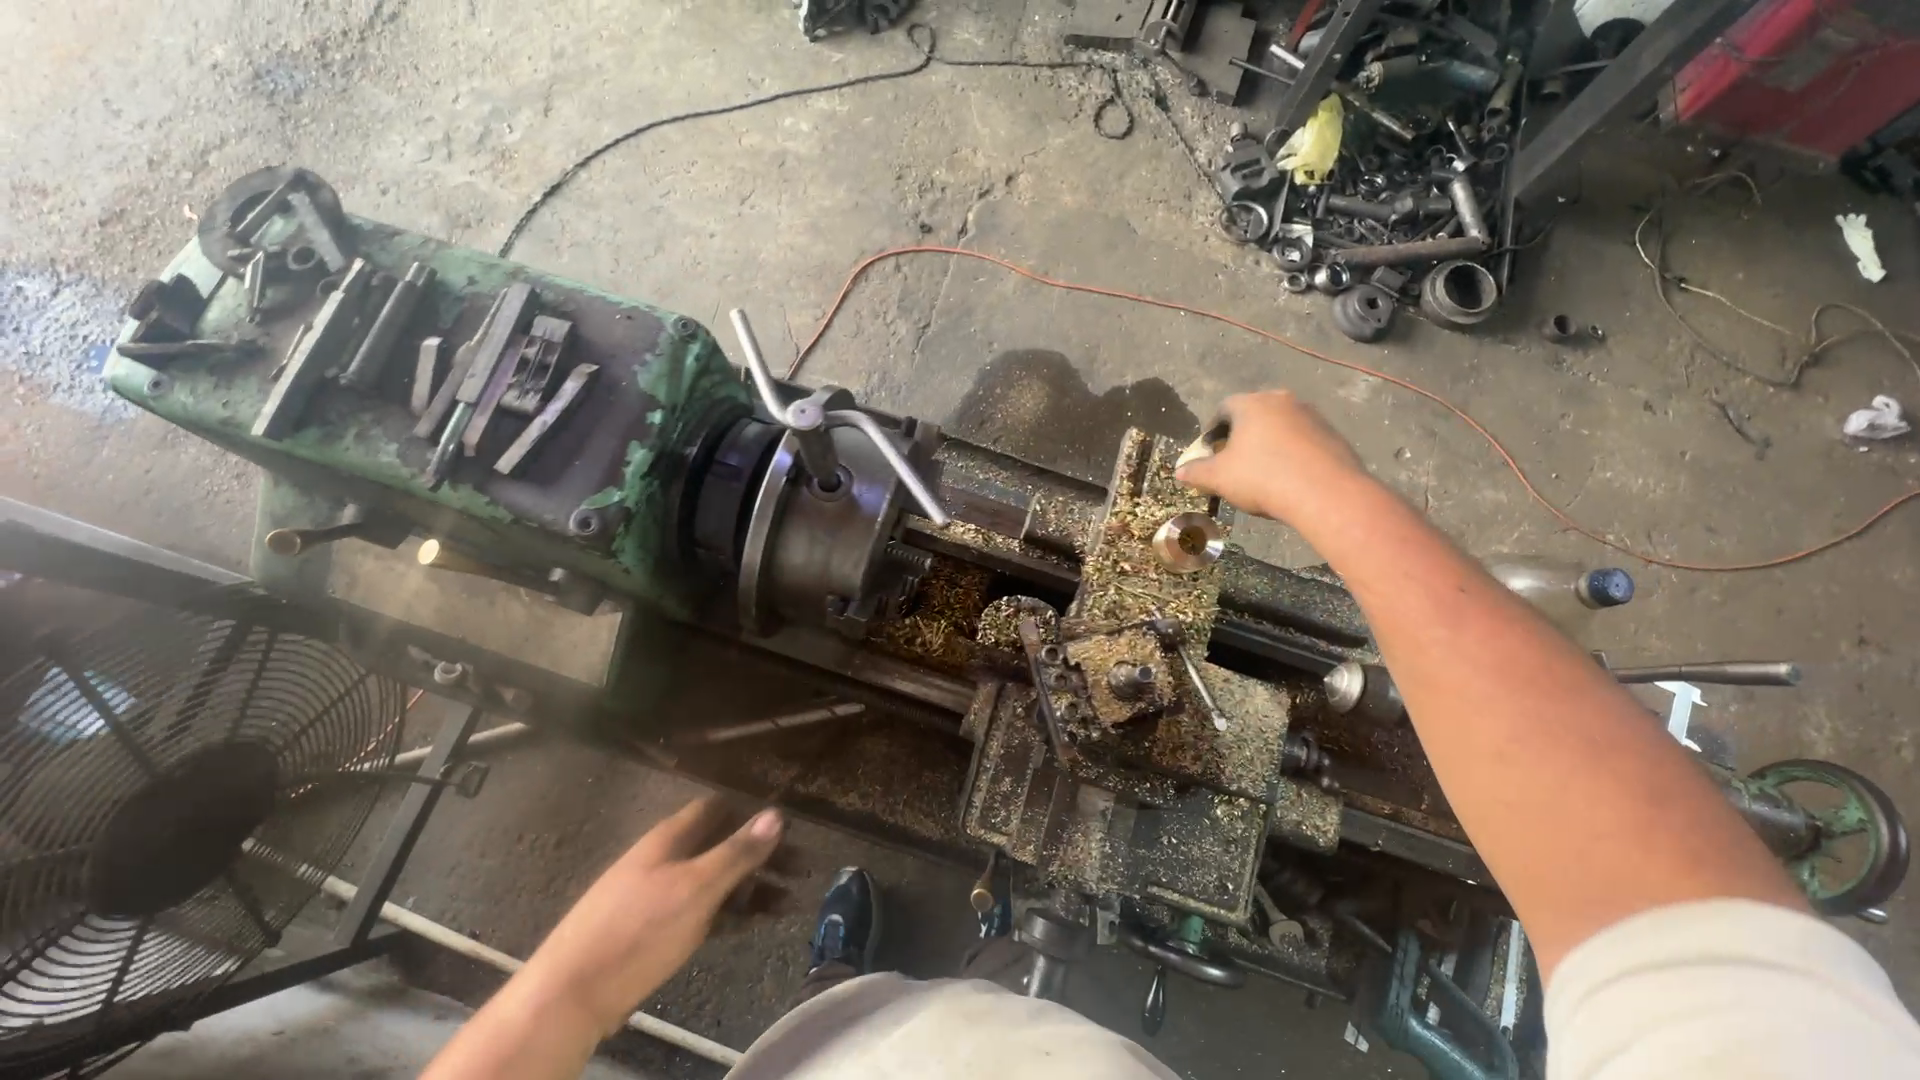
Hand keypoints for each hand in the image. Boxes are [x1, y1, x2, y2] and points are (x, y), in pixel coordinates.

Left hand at [513, 798, 784, 1035]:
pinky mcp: (658, 929)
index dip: (753, 813)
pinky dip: (733, 912)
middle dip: (763, 855)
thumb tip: (776, 814)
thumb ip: (736, 852)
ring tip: (790, 902)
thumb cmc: (638, 930)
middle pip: (722, 845)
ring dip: (753, 887)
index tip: (790, 827)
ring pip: (716, 881)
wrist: (572, 994)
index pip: (718, 808)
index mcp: (670, 837)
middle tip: (803, 869)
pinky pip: (705, 910)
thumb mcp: (695, 888)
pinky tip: (756, 923)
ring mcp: (661, 895)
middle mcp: (666, 858)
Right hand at [1174, 390, 1366, 522]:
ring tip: (1264, 470)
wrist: (1324, 492)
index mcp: (1251, 404)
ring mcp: (1311, 415)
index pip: (1223, 408)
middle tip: (1235, 460)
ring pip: (1281, 425)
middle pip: (1254, 414)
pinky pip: (1303, 439)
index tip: (1210, 451)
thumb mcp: (1219, 478)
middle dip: (1242, 434)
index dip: (1213, 430)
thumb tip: (1179, 471)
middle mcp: (1282, 400)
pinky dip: (1293, 452)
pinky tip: (1290, 476)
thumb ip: (1196, 472)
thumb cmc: (1262, 478)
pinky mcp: (1332, 433)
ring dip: (1269, 442)